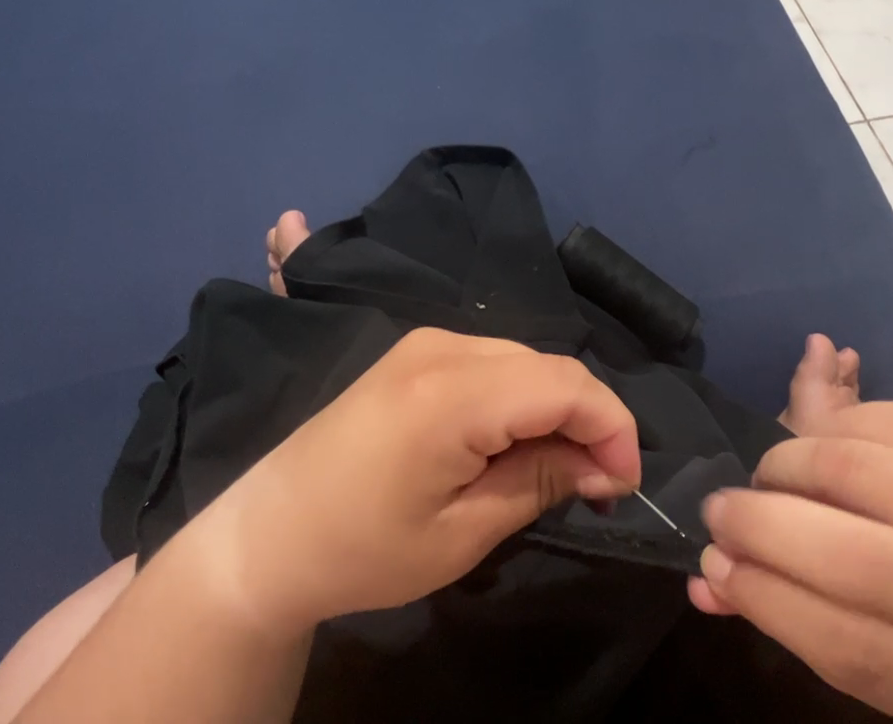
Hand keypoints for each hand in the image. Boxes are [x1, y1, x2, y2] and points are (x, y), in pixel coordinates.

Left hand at [169, 327, 640, 634]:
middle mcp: (440, 348)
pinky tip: (516, 442)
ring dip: (555, 408)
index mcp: (450, 393)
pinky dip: (520, 398)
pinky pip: (491, 362)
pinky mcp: (412, 354)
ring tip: (561, 470)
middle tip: (598, 485)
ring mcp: (422, 344)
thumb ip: (540, 482)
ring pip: (523, 360)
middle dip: (587, 419)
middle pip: (547, 366)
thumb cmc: (361, 549)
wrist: (268, 535)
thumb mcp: (461, 533)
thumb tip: (605, 465)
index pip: (565, 383)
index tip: (624, 484)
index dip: (612, 426)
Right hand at [691, 402, 892, 723]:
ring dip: (788, 466)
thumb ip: (778, 607)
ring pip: (857, 470)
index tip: (717, 566)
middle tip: (720, 510)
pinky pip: (872, 420)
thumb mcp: (856, 636)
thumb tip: (703, 585)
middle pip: (859, 561)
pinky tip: (815, 452)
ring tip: (769, 478)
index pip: (852, 646)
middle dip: (764, 526)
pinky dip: (822, 432)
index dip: (767, 600)